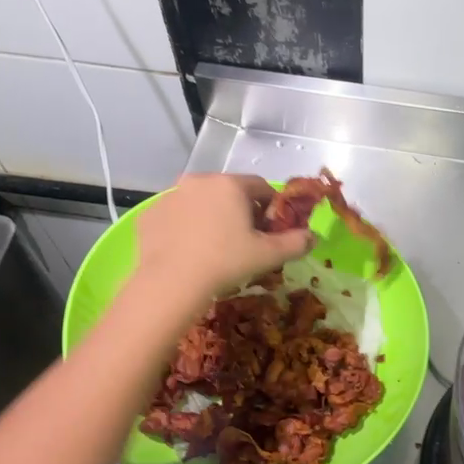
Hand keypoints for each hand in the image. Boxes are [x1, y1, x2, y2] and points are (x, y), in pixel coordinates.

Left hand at [135, 175, 312, 300]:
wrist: (171, 283)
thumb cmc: (225, 262)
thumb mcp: (267, 255)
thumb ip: (295, 242)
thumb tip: (313, 236)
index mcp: (230, 185)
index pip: (260, 187)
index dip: (270, 208)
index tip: (270, 230)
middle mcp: (199, 181)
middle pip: (228, 192)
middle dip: (239, 211)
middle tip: (243, 241)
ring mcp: (170, 196)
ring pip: (199, 203)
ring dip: (210, 217)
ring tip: (213, 248)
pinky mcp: (149, 214)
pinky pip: (174, 217)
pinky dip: (183, 228)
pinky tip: (187, 252)